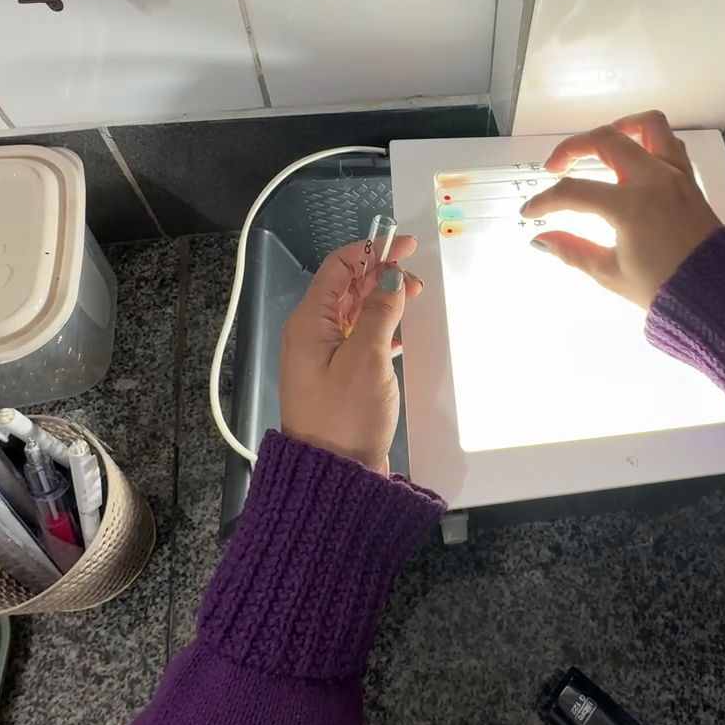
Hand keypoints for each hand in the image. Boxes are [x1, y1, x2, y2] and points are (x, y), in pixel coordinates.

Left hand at [278, 235, 422, 472]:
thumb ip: (379, 311)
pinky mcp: (338, 377)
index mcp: (309, 322)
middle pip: (345, 287)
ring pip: (354, 312)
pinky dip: (380, 326)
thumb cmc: (346, 414)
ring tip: (413, 299)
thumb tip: (390, 277)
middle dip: (379, 274)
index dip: (372, 250)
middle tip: (414, 279)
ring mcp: (324, 357)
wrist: (334, 477)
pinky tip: (400, 333)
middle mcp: (311, 334)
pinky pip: (359, 337)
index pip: (337, 267)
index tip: (407, 247)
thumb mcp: (366, 357)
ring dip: (382, 299)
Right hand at [521, 111, 722, 308]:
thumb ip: (571, 250)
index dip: (545, 200)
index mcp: (629, 205)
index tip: (530, 212)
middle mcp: (653, 179)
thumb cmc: (663, 288)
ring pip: (646, 125)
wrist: (715, 295)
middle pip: (604, 139)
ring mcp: (674, 174)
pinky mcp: (688, 179)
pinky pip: (669, 142)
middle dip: (571, 148)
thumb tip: (539, 239)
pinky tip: (632, 156)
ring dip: (617, 128)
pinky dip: (647, 140)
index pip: (573, 191)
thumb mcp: (610, 273)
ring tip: (598, 145)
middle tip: (555, 167)